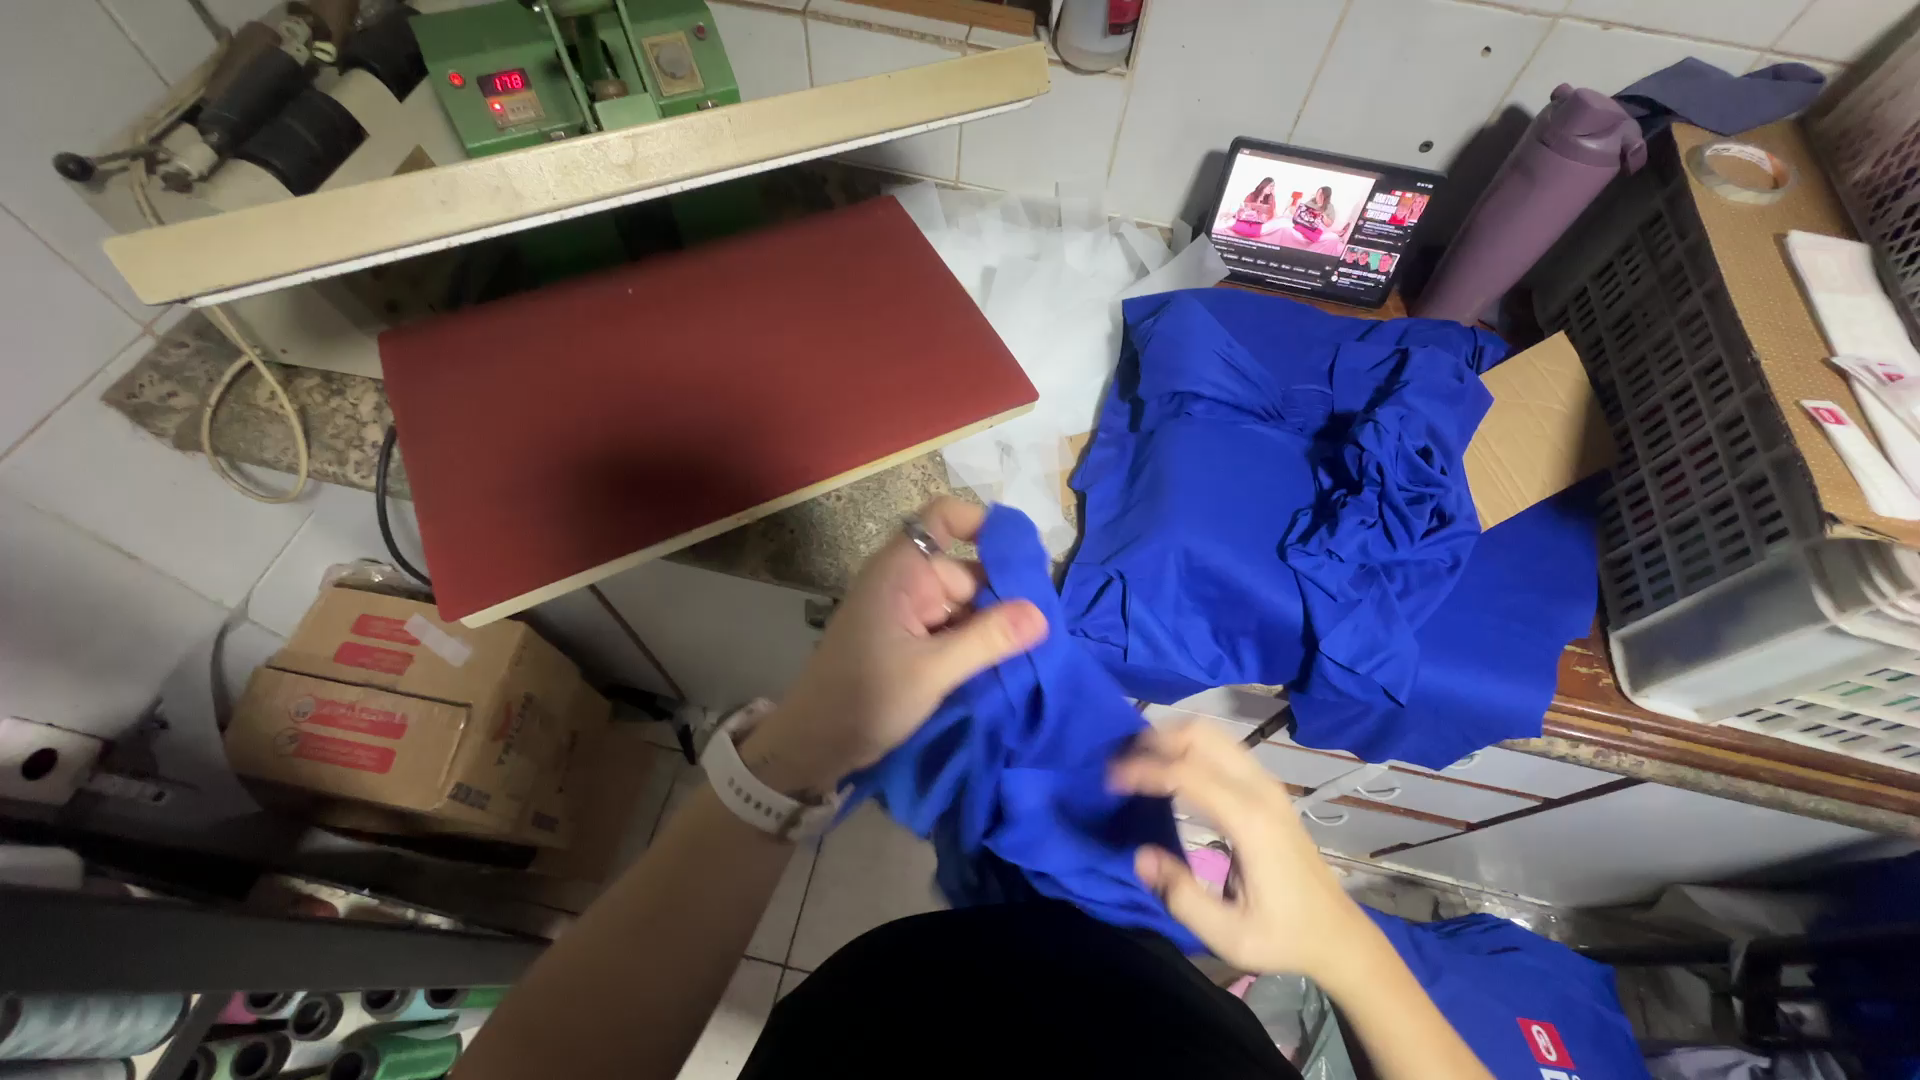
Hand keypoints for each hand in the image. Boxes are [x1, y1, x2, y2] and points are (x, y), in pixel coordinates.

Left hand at [744, 497, 1047, 794]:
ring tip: (1033, 648)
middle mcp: (904, 583)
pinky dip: (975, 642)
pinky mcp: (909, 642)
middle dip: (1002, 592)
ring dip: (992, 623)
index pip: (943, 518)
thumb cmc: (863, 697)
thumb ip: (987, 640)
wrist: (812, 746)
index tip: (1026, 555)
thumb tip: (1041, 613)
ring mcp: (907, 614)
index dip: (983, 524)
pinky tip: (1005, 662)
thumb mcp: (932, 671)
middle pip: (965, 569)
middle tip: (1044, 625)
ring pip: (964, 603)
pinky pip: (953, 628)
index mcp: (899, 571)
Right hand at [1108, 721, 1379, 982]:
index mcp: (1250, 821)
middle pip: (1201, 736)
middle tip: (1121, 761)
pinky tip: (1171, 766)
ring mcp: (1268, 784)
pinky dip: (1190, 745)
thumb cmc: (1282, 936)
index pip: (1187, 772)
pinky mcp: (1267, 788)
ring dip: (1172, 737)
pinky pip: (1223, 747)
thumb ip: (1181, 896)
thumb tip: (1140, 855)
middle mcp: (1260, 790)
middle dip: (1156, 739)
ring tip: (1139, 759)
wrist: (1337, 935)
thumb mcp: (1229, 935)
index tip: (1111, 779)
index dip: (1145, 770)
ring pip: (1214, 734)